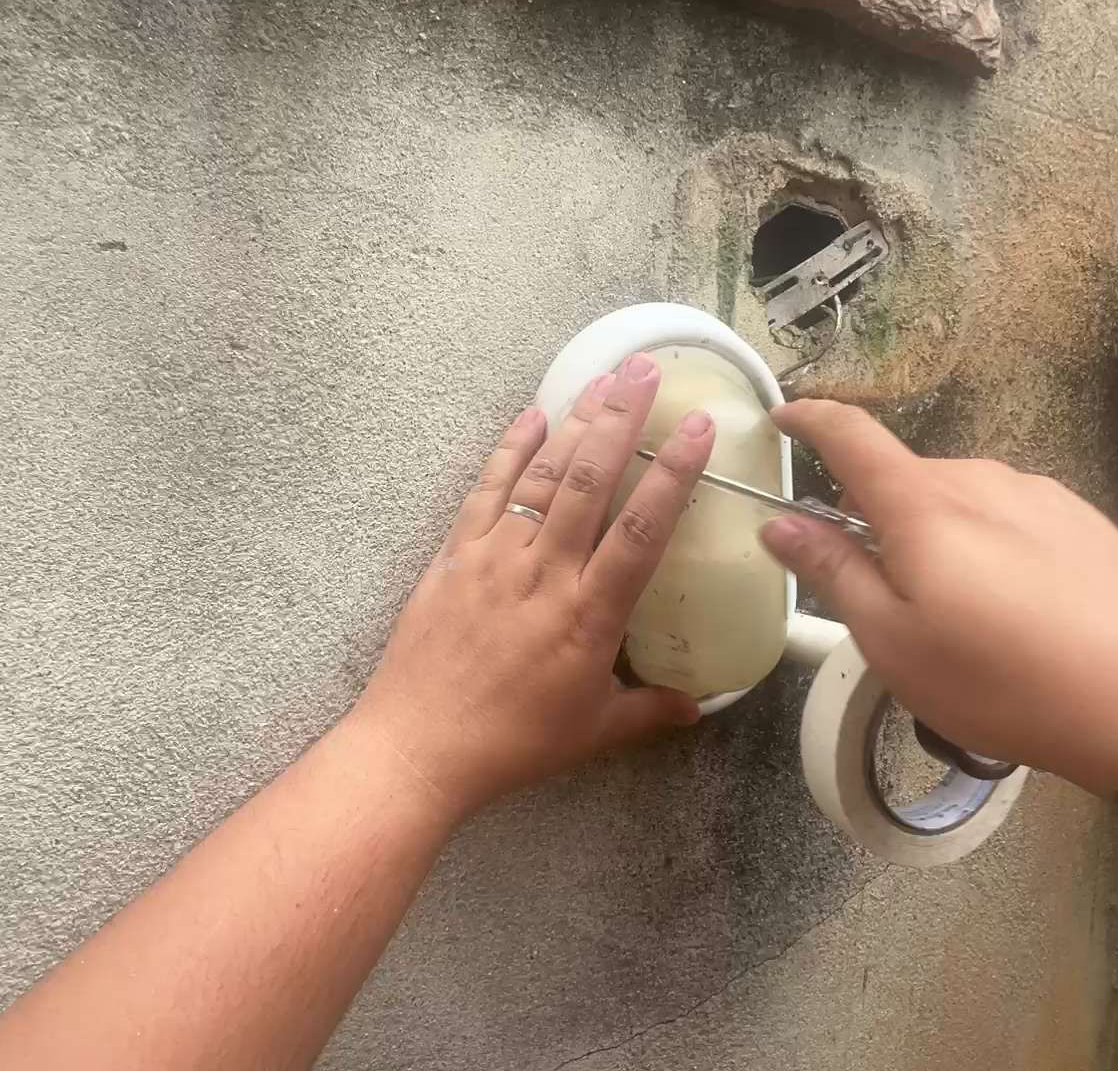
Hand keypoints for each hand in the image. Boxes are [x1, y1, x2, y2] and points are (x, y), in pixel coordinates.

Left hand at [339, 354, 714, 818]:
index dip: (673, 474)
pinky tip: (531, 416)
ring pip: (541, 475)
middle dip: (619, 419)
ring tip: (600, 379)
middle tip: (643, 370)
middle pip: (588, 480)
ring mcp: (495, 556)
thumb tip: (699, 705)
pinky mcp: (455, 554)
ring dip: (573, 422)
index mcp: (589, 614)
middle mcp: (545, 572)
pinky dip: (509, 450)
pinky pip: (486, 490)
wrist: (418, 747)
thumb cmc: (513, 742)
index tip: (698, 428)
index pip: (642, 531)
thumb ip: (650, 709)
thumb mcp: (593, 732)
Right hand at [756, 400, 1117, 780]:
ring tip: (952, 613)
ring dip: (928, 535)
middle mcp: (981, 480)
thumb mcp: (892, 639)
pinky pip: (1003, 515)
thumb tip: (779, 524)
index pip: (851, 435)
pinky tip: (1009, 608)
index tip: (782, 419)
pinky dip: (978, 543)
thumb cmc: (1001, 680)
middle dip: (871, 517)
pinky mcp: (1082, 520)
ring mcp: (1039, 495)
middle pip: (901, 479)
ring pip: (953, 499)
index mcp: (924, 504)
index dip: (809, 418)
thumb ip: (832, 571)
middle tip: (877, 592)